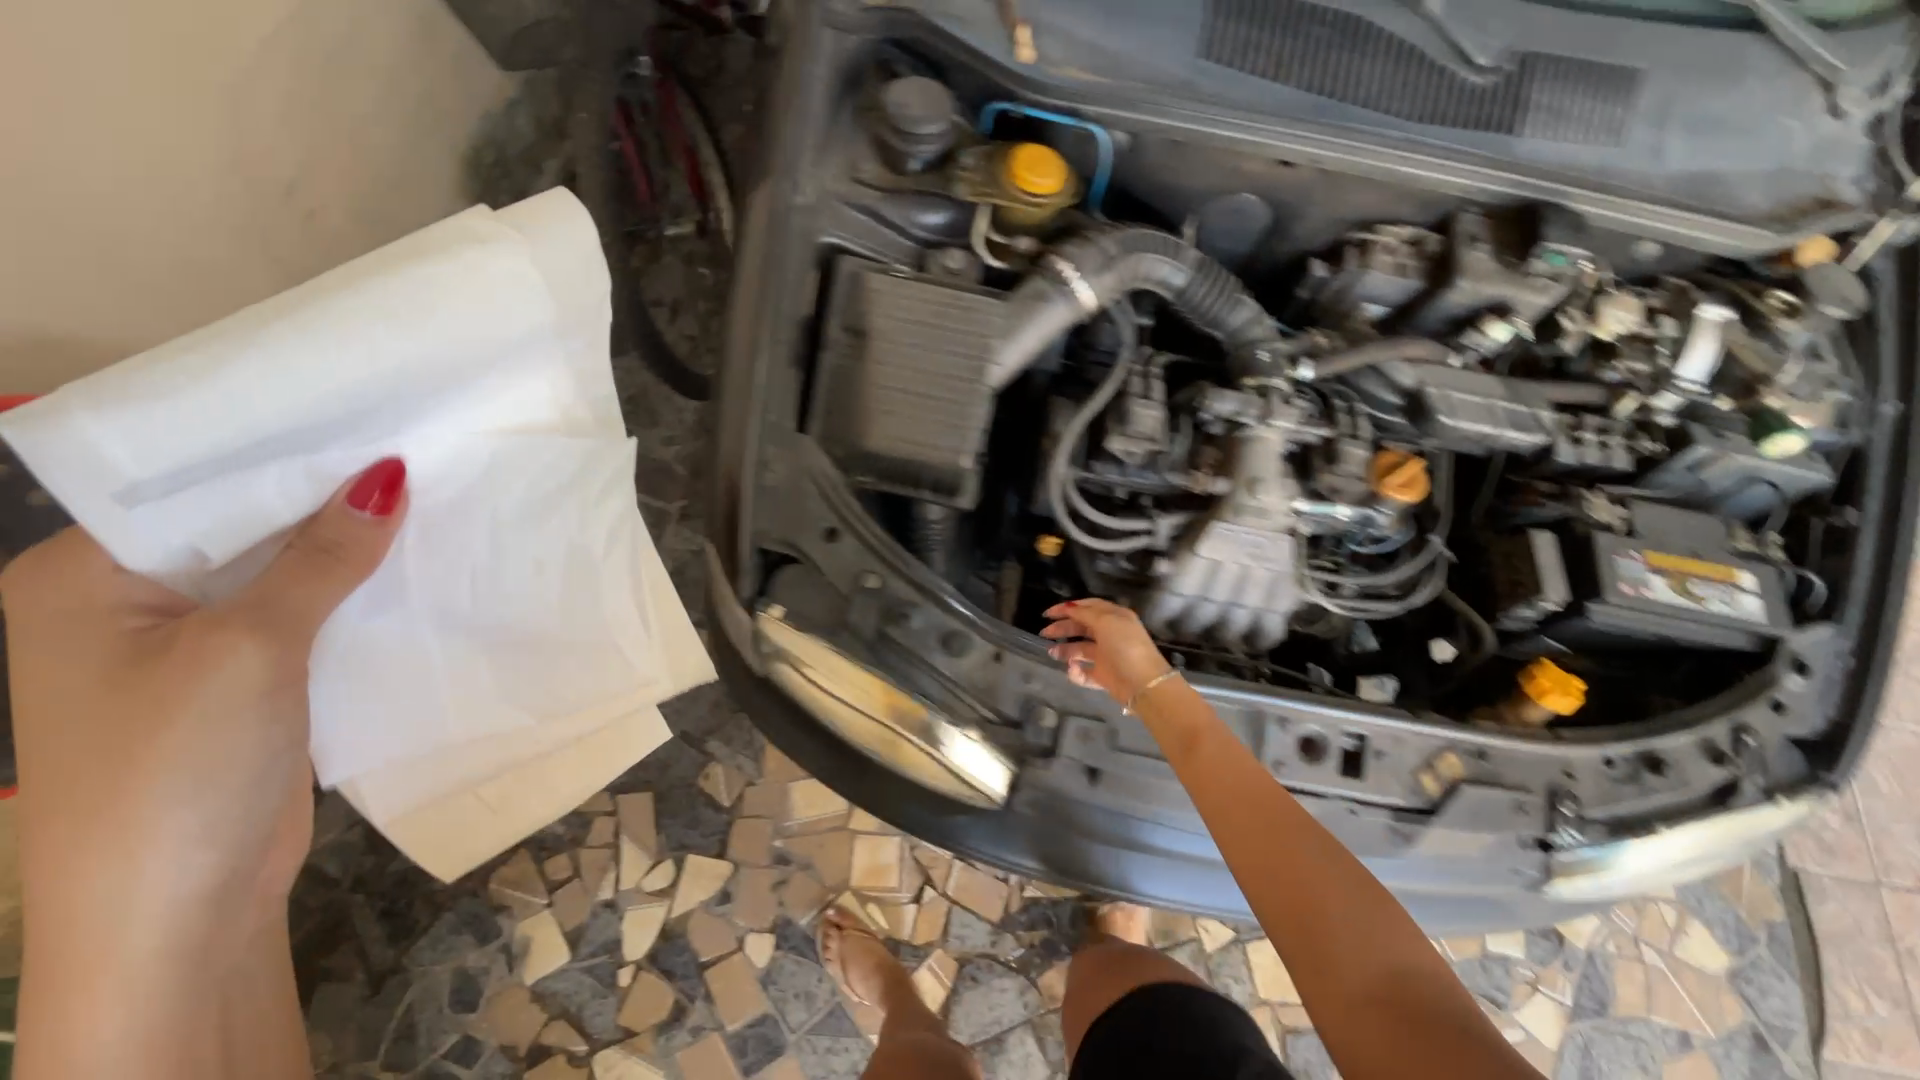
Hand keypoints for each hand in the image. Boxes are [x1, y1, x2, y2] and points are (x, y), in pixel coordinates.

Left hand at [1, 458, 406, 938]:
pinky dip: (347, 590)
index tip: (360, 408)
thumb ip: (320, 557)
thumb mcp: (252, 648)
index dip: (274, 447)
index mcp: (79, 577)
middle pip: (236, 524)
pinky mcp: (243, 680)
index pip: (186, 483)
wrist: (179, 911)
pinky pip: (299, 614)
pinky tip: (406, 559)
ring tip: (423, 486)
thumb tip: (386, 473)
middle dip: (317, 494)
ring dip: (340, 545)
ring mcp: (186, 645)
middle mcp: (123, 601)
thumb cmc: (180, 767)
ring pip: (276, 571)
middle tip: (407, 438)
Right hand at [1040, 597, 1174, 706]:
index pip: (1088, 607)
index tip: (1048, 614)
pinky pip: (1084, 672)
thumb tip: (1069, 606)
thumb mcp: (1106, 622)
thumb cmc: (1125, 646)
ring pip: (1080, 649)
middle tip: (1044, 633)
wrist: (1143, 684)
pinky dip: (1075, 671)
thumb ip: (1085, 613)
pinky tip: (1072, 669)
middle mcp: (1110, 634)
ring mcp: (1107, 656)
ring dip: (1065, 650)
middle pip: (1082, 627)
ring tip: (1052, 653)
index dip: (1067, 608)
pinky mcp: (1103, 676)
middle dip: (1063, 628)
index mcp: (1114, 618)